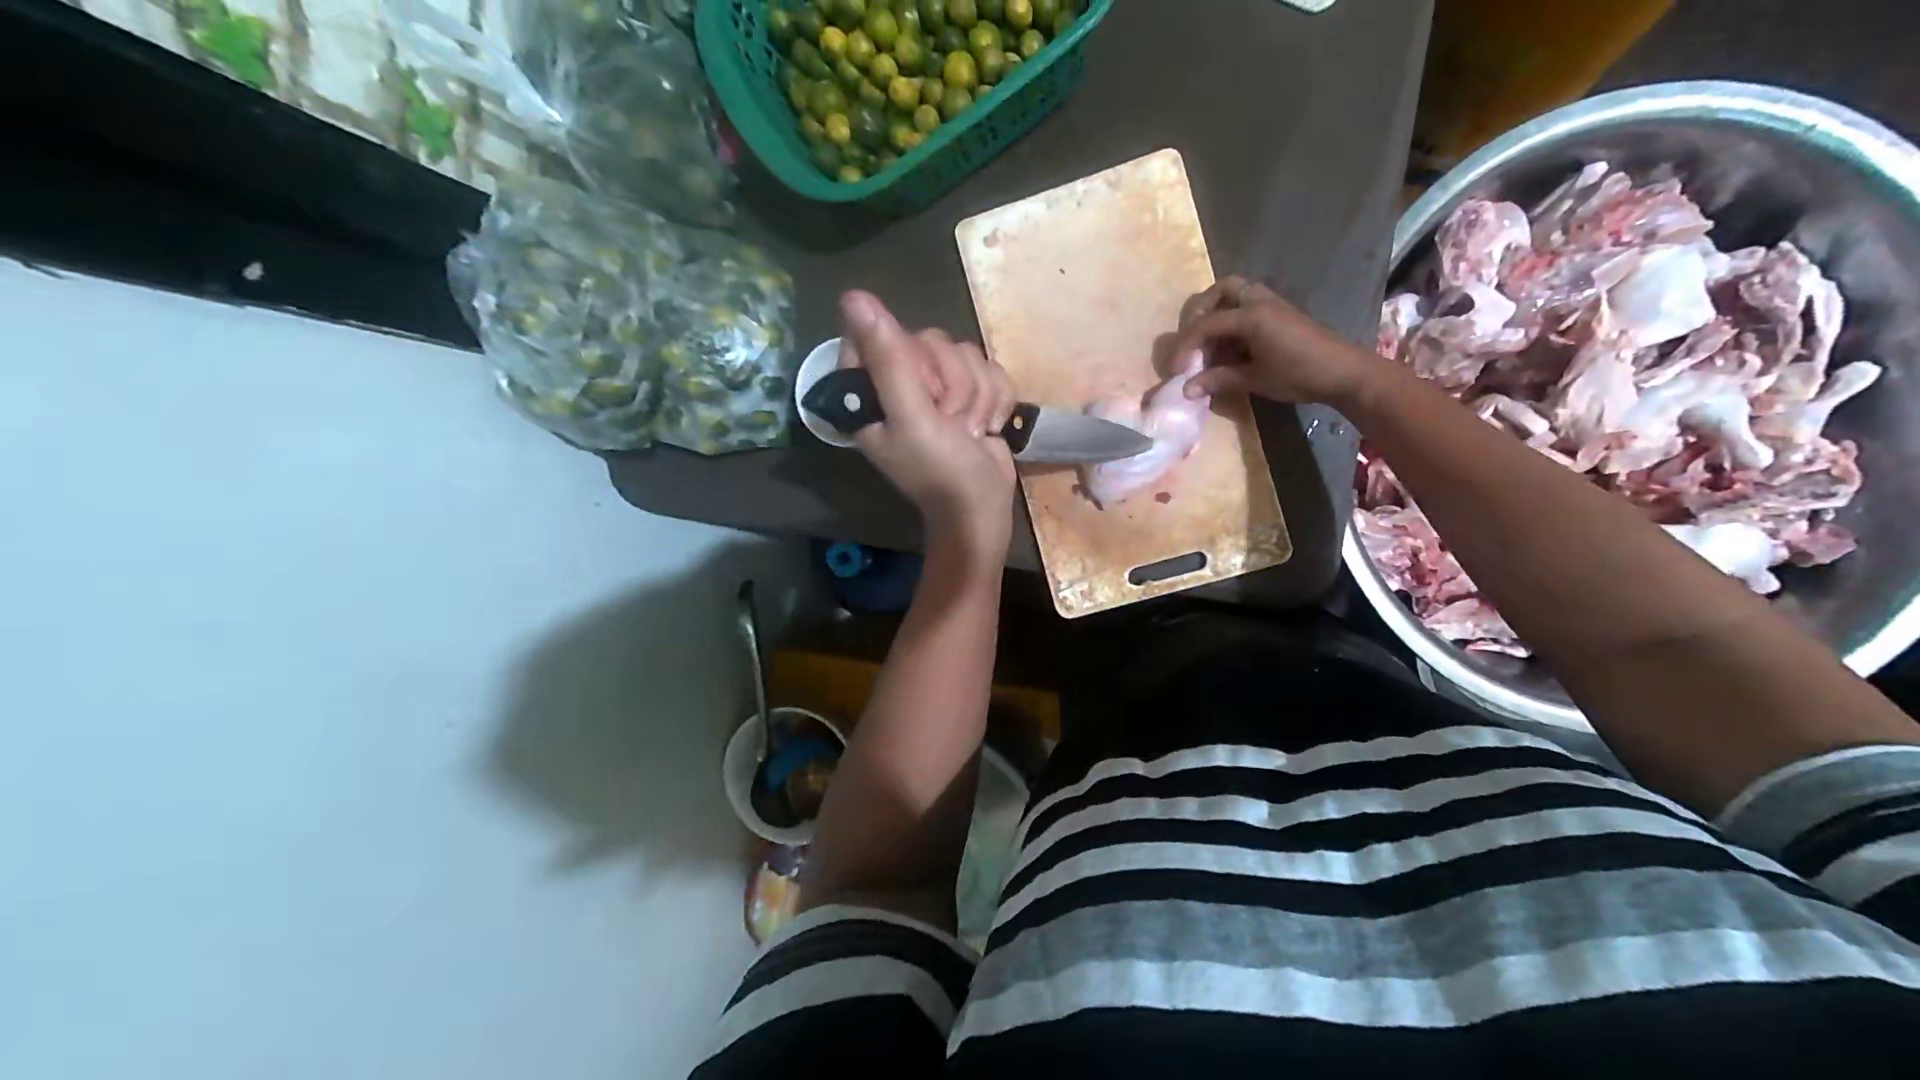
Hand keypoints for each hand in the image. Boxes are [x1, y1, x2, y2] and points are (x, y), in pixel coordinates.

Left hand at [837, 290, 1016, 559]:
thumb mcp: (911, 416)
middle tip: (949, 421)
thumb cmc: (940, 470)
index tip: (921, 393)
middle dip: (952, 384)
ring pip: (965, 353)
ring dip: (976, 397)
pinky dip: (996, 401)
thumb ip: (887, 359)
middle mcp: (901, 383)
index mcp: (871, 389)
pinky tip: (987, 428)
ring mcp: (939, 388)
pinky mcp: (971, 393)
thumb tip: (853, 298)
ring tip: (967, 431)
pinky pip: (990, 368)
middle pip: (932, 340)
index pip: (881, 335)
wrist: (982, 508)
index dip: (909, 358)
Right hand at [1168, 276, 1383, 406]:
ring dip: (1216, 314)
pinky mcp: (1279, 316)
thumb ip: (1218, 380)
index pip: (1205, 323)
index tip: (1175, 370)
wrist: (1344, 373)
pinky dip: (1231, 322)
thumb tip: (1186, 390)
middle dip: (1200, 311)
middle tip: (1192, 339)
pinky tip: (1229, 349)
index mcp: (1251, 315)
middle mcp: (1259, 302)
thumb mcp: (1255, 379)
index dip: (1184, 346)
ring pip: (1235, 295)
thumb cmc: (1299, 374)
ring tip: (1209, 345)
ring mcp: (1271, 306)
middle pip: (1221, 289)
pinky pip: (1247, 307)